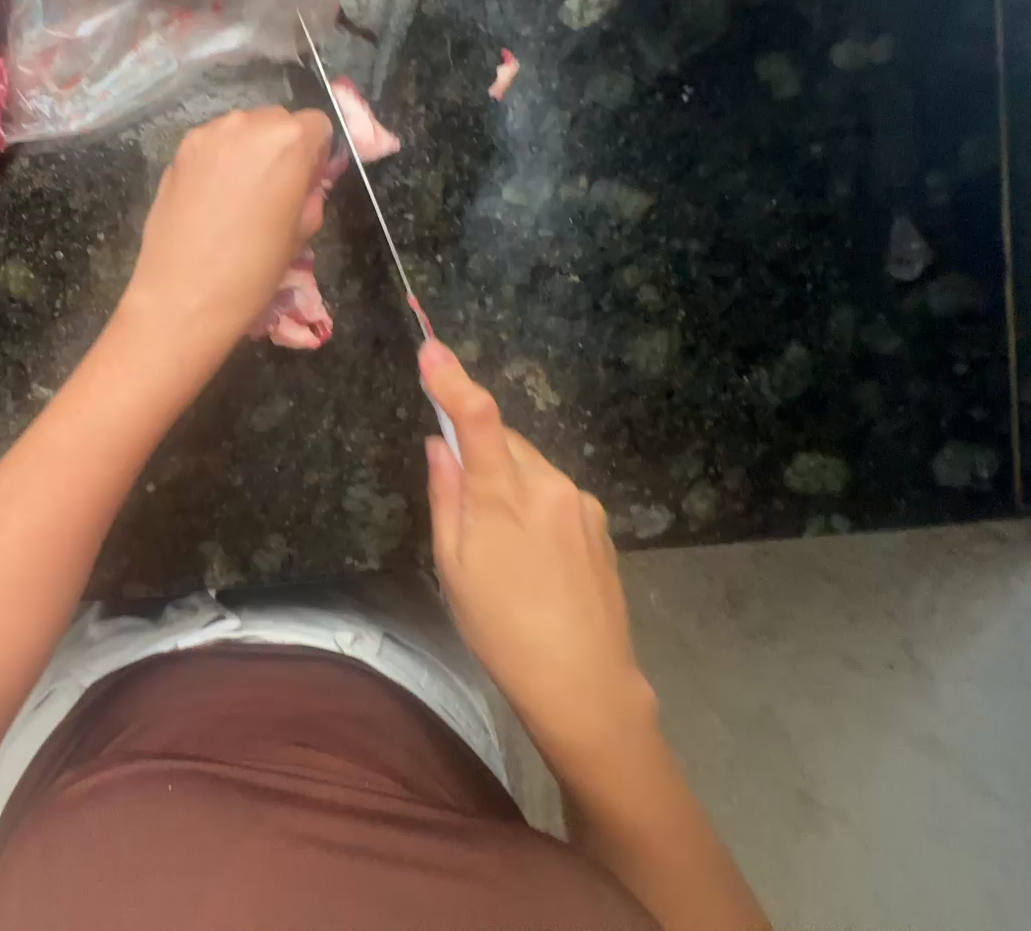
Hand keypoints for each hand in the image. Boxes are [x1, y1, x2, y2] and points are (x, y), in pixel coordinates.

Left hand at [120, 107, 333, 343]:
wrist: (183, 295)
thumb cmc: (251, 271)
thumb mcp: (300, 236)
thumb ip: (309, 197)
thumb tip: (304, 186)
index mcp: (289, 140)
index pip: (316, 125)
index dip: (315, 154)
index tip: (306, 183)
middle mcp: (246, 125)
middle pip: (275, 122)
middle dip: (279, 149)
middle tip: (272, 193)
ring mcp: (206, 136)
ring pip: (239, 131)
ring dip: (246, 153)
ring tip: (237, 199)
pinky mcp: (177, 154)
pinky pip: (209, 147)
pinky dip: (216, 163)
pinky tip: (209, 201)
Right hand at [418, 338, 656, 759]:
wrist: (583, 681)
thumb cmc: (499, 626)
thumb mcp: (451, 564)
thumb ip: (445, 495)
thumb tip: (440, 444)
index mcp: (505, 497)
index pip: (478, 422)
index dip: (453, 381)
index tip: (431, 348)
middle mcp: (550, 486)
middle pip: (505, 441)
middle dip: (478, 450)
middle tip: (459, 501)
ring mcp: (582, 503)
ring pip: (529, 467)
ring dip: (504, 480)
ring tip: (495, 543)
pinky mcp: (599, 522)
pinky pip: (552, 492)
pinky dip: (529, 502)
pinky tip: (527, 553)